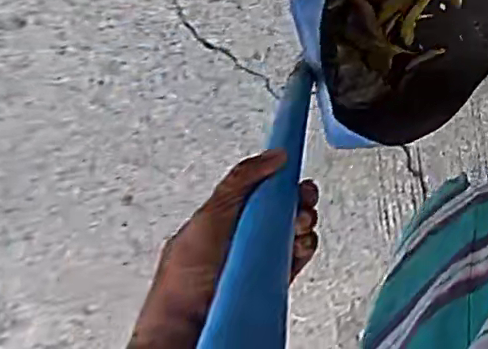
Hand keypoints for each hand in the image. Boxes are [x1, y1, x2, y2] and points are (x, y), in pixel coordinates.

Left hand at [127, 151, 321, 348]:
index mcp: (228, 215)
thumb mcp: (208, 216)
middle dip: (299, 197)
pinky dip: (306, 245)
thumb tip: (275, 155)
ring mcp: (260, 256)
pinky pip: (300, 253)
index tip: (292, 171)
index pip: (263, 185)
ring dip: (305, 220)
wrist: (184, 333)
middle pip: (285, 203)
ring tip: (299, 224)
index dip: (281, 176)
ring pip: (296, 226)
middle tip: (301, 200)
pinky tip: (300, 244)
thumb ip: (239, 180)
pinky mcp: (274, 278)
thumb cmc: (181, 283)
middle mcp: (246, 234)